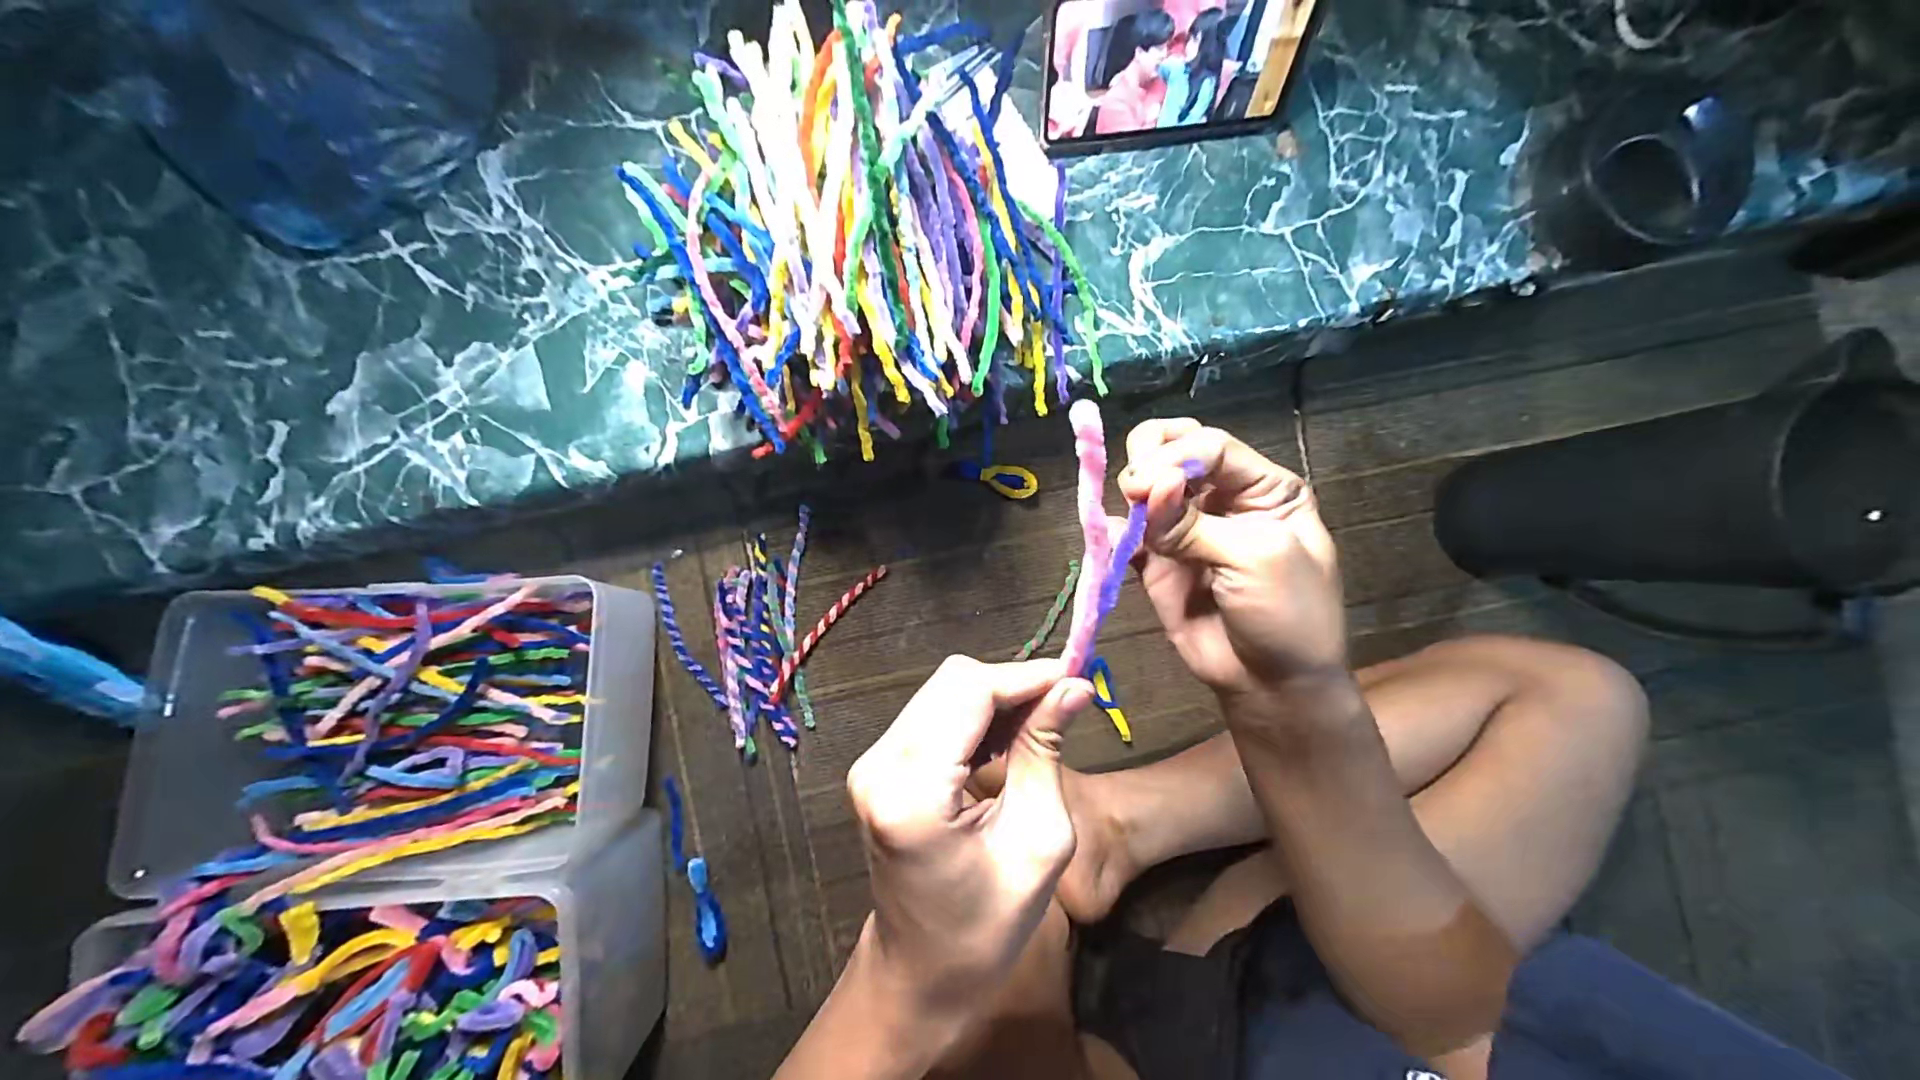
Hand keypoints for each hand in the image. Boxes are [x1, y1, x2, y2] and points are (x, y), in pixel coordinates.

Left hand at [845, 657, 1092, 1044]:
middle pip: (952, 682)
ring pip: (942, 691)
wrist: (920, 972)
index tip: (1075, 676)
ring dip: (995, 697)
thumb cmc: (986, 927)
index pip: (969, 692)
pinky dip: (974, 714)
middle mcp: (878, 766)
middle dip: (1012, 683)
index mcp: (911, 794)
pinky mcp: (877, 765)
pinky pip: (932, 713)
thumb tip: (1073, 687)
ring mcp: (870, 763)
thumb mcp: (1037, 840)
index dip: (1025, 676)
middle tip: (1061, 702)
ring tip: (1039, 724)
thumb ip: (1045, 751)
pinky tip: (1004, 738)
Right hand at [1117, 419, 1346, 700]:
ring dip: (1132, 494)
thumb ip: (1195, 523)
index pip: (1210, 446)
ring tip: (1134, 523)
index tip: (1152, 484)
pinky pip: (1126, 533)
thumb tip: (1149, 484)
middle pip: (1173, 449)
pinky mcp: (1156, 559)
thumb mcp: (1258, 559)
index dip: (1177, 456)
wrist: (1270, 684)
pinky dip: (1114, 530)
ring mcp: (1185, 527)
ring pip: (1145, 485)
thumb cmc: (1288, 615)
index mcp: (1262, 487)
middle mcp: (1221, 497)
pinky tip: (1115, 539)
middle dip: (1149, 460)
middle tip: (1137, 492)